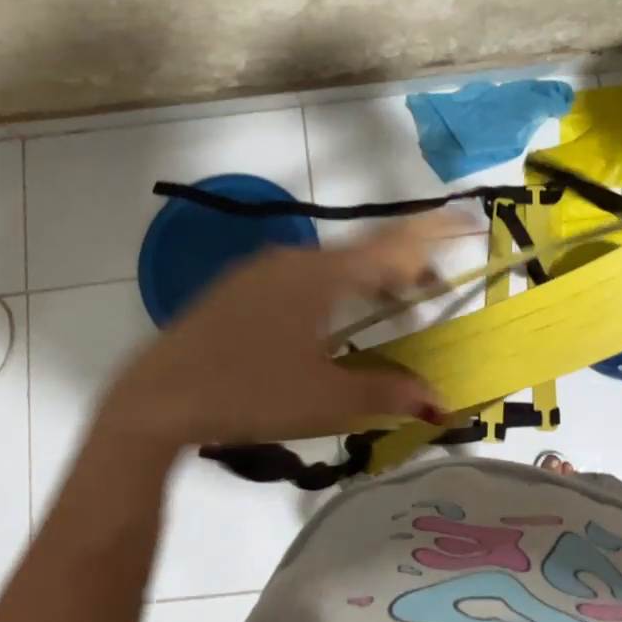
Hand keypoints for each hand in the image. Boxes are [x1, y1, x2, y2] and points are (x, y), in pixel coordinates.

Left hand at [97, 214, 465, 450]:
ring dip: (361, 286)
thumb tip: (441, 400)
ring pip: (326, 269)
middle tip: (425, 295)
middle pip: (359, 255)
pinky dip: (326, 294)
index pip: (389, 246)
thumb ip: (388, 393)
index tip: (464, 221)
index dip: (431, 234)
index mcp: (319, 276)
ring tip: (381, 315)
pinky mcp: (231, 292)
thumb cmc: (249, 393)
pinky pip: (296, 281)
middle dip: (398, 271)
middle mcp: (290, 261)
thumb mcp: (326, 400)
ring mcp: (255, 273)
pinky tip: (322, 328)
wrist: (156, 399)